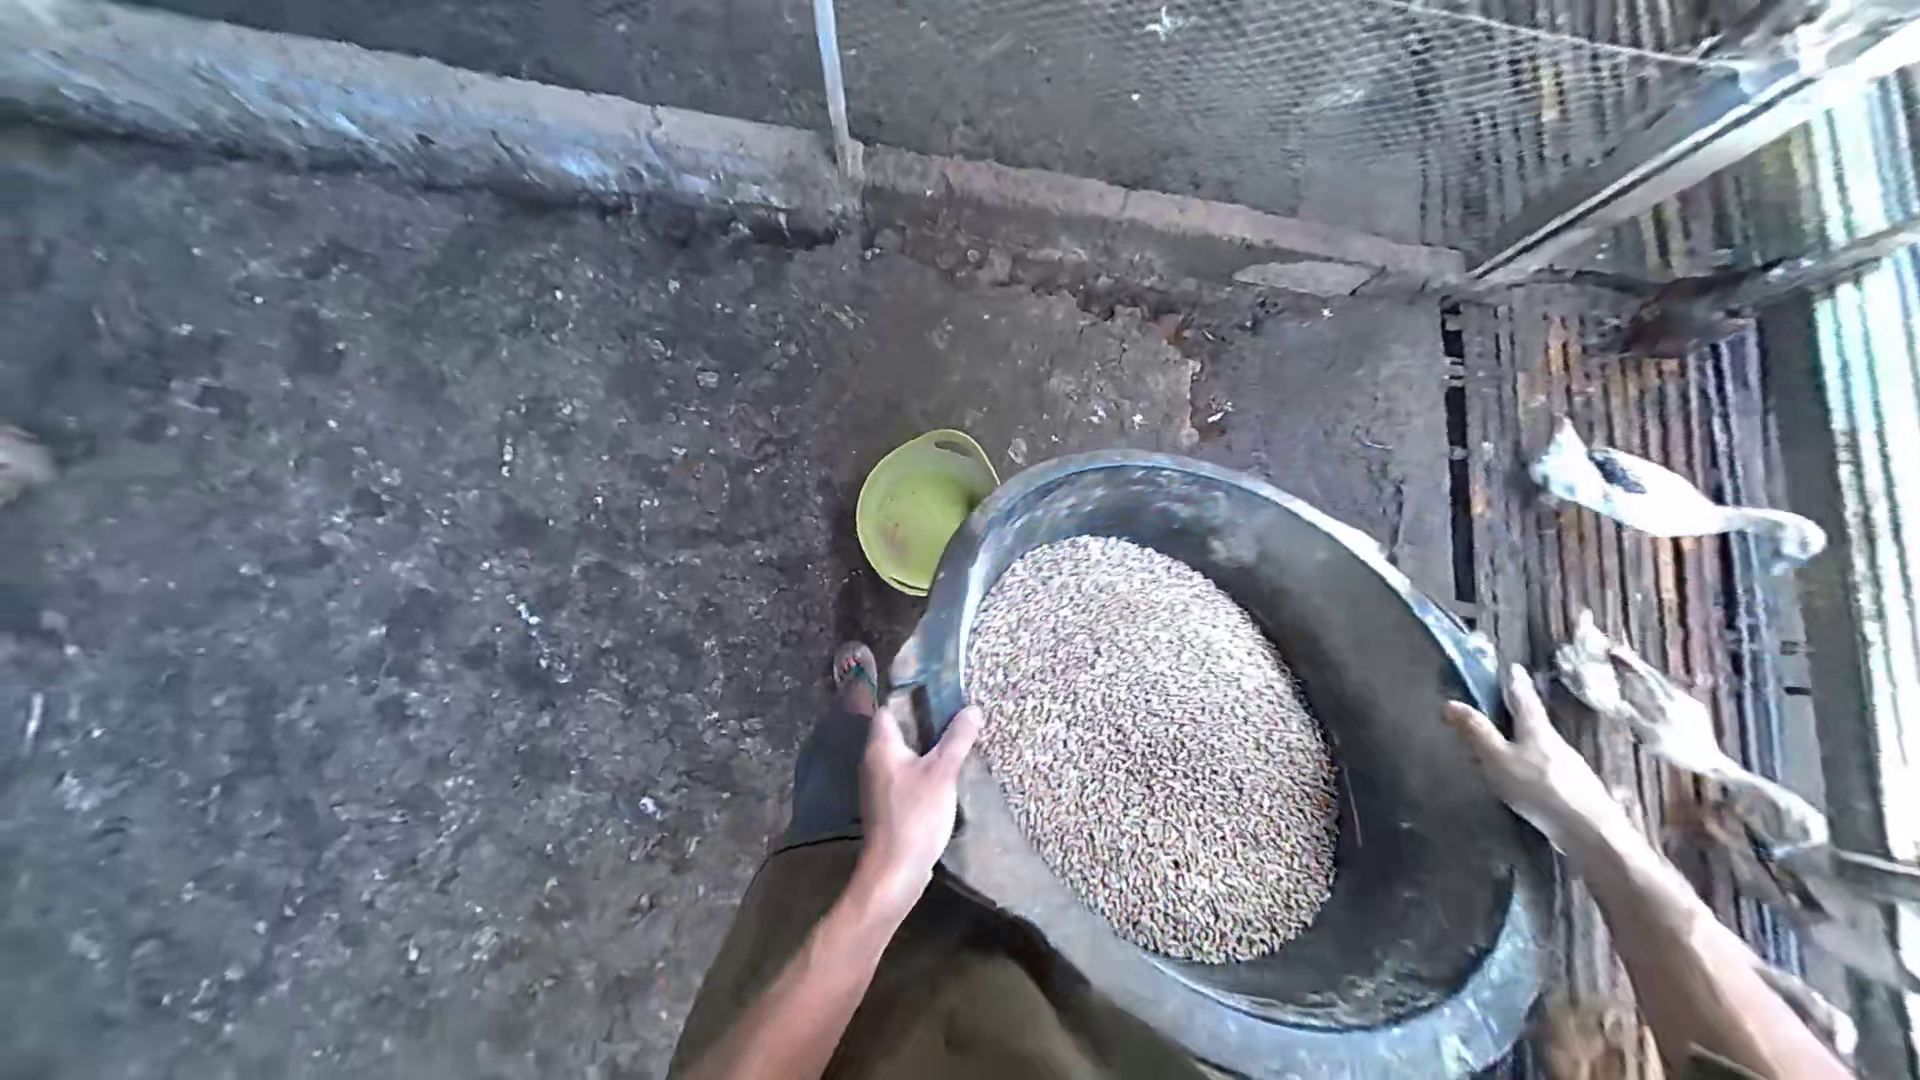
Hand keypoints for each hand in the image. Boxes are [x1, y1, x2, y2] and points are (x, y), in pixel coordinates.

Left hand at [853, 704, 984, 912]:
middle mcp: (874, 760)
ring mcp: (879, 783)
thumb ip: (957, 738)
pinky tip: (946, 772)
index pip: (888, 708)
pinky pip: (906, 773)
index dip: (910, 697)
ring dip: (926, 746)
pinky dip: (923, 767)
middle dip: (924, 721)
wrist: (894, 872)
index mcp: (880, 746)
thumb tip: (973, 709)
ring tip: (956, 738)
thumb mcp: (942, 772)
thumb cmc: (915, 815)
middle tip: (955, 713)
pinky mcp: (888, 803)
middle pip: (897, 730)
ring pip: (903, 753)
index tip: (938, 691)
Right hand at [1443, 664, 1627, 848]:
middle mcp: (1557, 743)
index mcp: (1537, 731)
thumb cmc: (1539, 789)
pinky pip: (1546, 766)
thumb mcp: (1497, 758)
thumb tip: (1451, 703)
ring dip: (1522, 741)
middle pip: (1533, 723)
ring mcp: (1571, 768)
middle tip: (1499, 706)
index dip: (1515, 683)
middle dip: (1517, 713)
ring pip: (1540, 746)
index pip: (1523, 700)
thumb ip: (1475, 732)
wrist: (1594, 835)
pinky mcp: (1575, 790)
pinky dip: (1531, 763)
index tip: (1513, 667)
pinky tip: (1524, 778)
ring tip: (1504, 746)